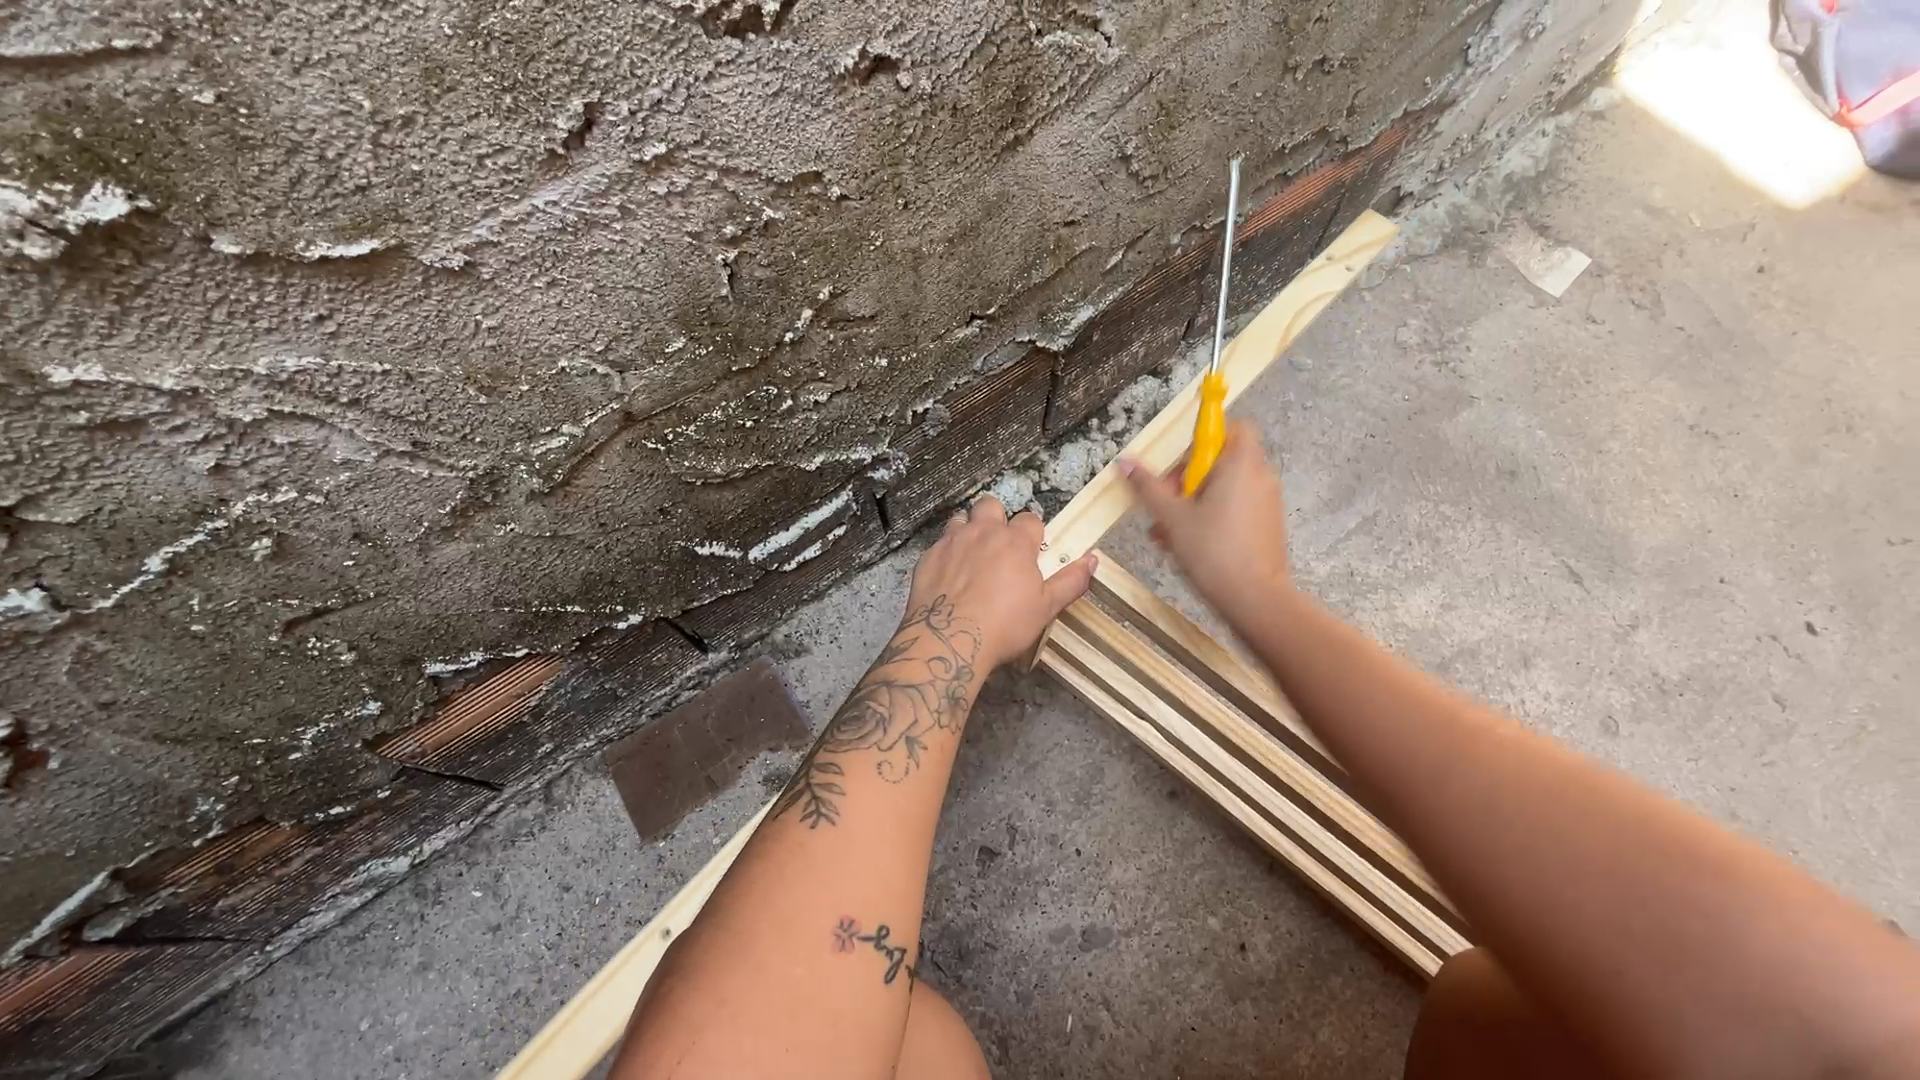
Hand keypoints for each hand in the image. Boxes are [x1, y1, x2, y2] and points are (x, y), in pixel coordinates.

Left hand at [902, 496, 1095, 669]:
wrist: (949, 640)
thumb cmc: (1004, 625)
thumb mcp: (1046, 607)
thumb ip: (1070, 581)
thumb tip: (1093, 560)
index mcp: (1015, 542)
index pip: (1030, 520)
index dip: (1032, 534)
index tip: (1031, 552)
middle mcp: (982, 532)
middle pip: (990, 505)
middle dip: (996, 518)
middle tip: (997, 545)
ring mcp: (951, 542)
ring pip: (960, 520)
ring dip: (967, 531)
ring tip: (971, 557)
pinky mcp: (927, 557)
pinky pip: (938, 545)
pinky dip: (946, 555)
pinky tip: (948, 577)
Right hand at [1120, 422, 1291, 626]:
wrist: (1255, 598)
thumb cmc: (1213, 551)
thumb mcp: (1173, 517)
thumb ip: (1149, 487)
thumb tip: (1124, 462)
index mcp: (1241, 464)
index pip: (1234, 426)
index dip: (1205, 437)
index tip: (1180, 462)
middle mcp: (1260, 476)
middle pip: (1222, 458)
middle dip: (1188, 476)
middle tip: (1166, 501)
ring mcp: (1267, 501)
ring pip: (1225, 487)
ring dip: (1194, 500)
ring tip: (1166, 529)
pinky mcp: (1267, 524)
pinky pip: (1235, 507)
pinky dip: (1212, 515)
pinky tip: (1185, 543)